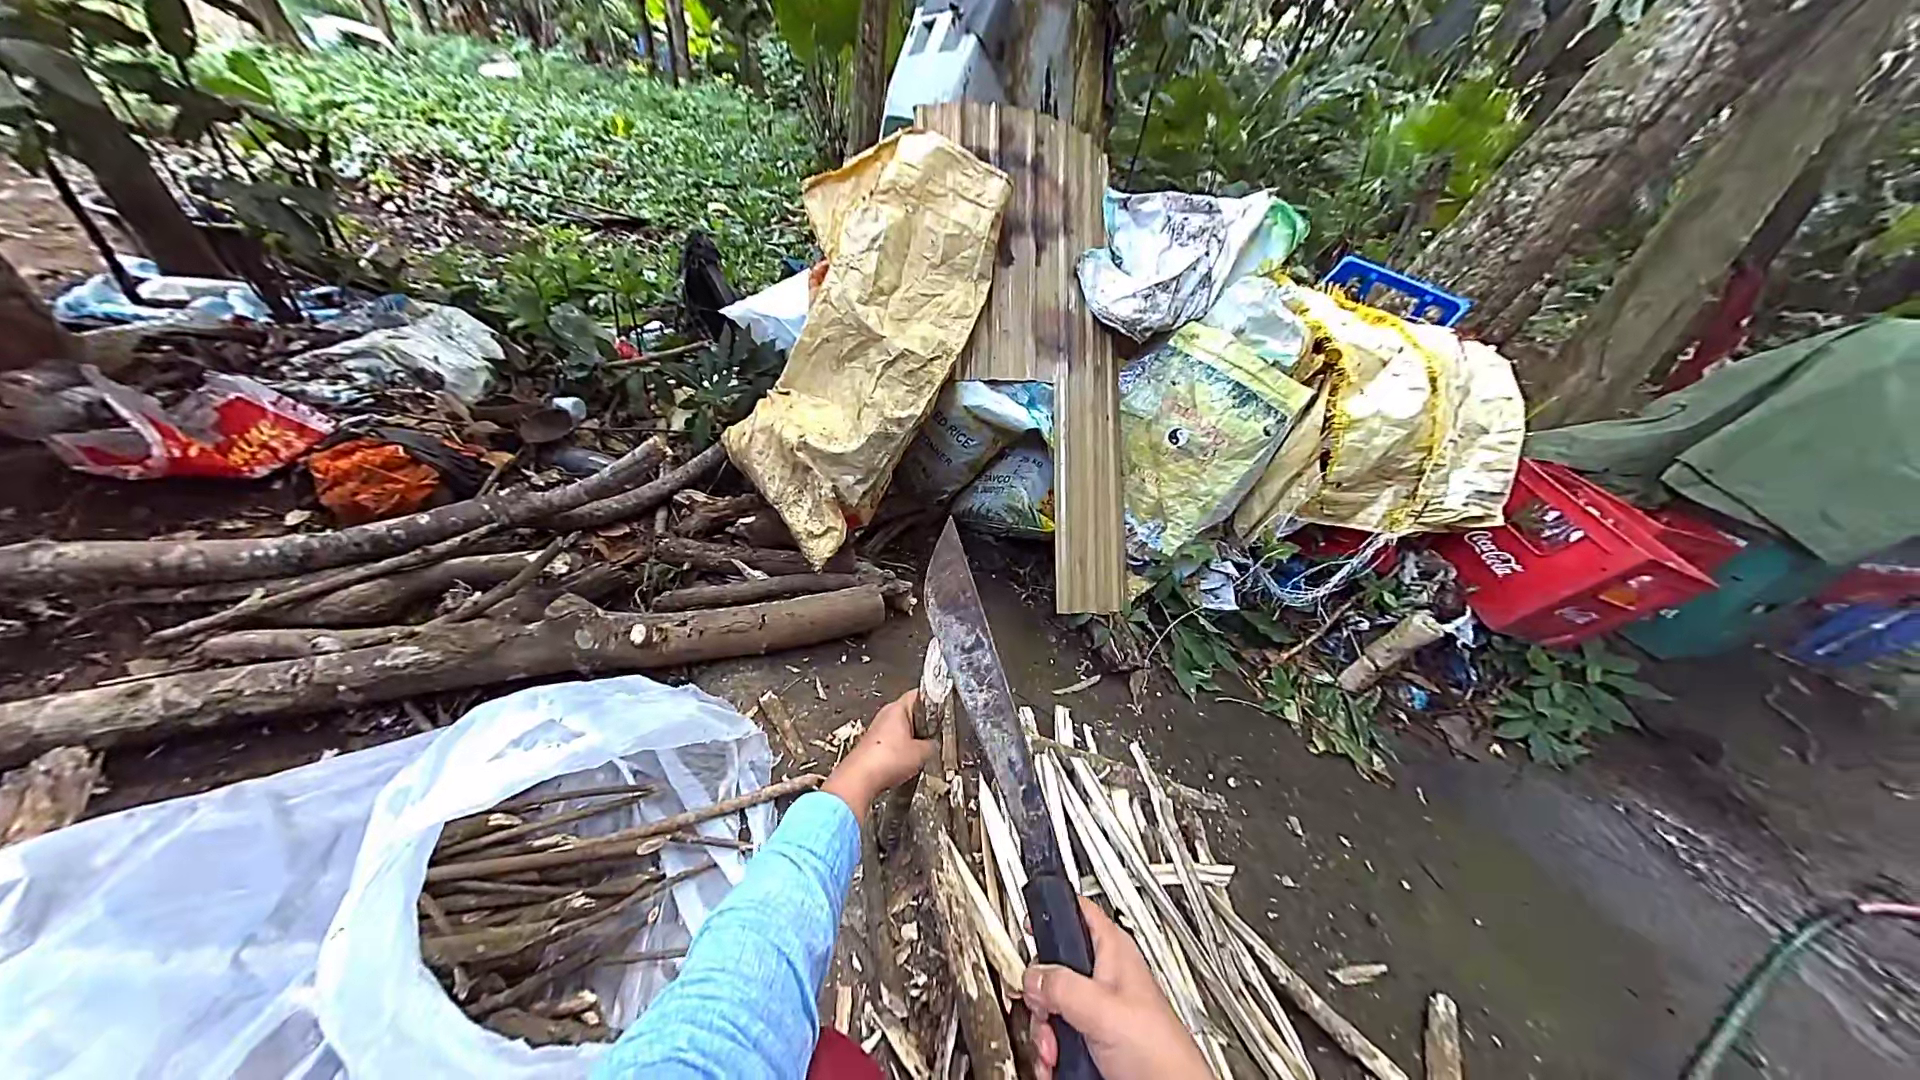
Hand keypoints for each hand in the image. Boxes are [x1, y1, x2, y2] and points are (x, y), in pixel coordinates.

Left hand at [822, 690, 931, 824]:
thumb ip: (932, 745)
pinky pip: (892, 742)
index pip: (919, 694)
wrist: (859, 780)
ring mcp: (877, 729)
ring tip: (922, 752)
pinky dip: (900, 749)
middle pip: (911, 712)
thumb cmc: (887, 760)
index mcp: (897, 708)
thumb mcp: (921, 753)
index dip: (933, 700)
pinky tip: (905, 763)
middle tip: (936, 735)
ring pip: (902, 728)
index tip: (943, 709)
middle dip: (924, 724)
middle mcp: (885, 714)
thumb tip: (934, 745)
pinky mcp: (872, 745)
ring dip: (912, 739)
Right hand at [1023, 897, 1211, 1079]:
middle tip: (1044, 1012)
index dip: (1053, 910)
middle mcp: (1103, 973)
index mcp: (1112, 950)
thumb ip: (1063, 986)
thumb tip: (1033, 976)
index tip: (1030, 925)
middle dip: (1042, 994)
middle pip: (1055, 965)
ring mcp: (1097, 1005)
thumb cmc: (1159, 1050)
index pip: (1078, 910)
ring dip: (1044, 1028)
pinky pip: (1058, 1030)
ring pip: (1053, 1001)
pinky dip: (1051, 1048)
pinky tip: (1056, 1062)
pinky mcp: (1093, 1034)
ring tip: (1053, 1049)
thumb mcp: (1102, 1009)